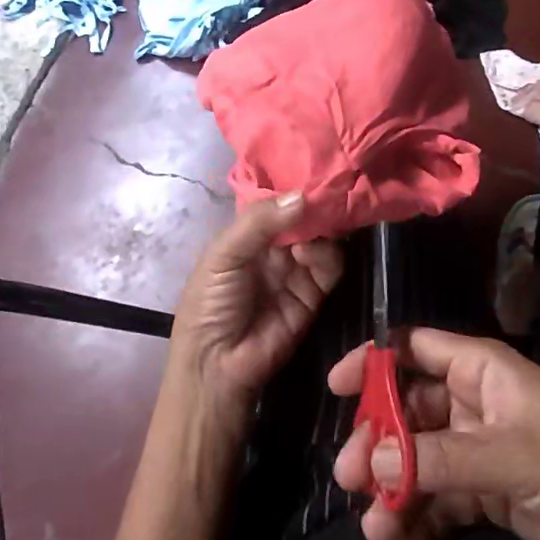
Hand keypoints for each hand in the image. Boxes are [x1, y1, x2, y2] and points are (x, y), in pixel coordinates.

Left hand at [171, 193, 343, 408]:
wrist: (218, 365)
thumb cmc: (209, 305)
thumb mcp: (223, 256)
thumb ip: (259, 223)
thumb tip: (302, 195)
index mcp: (247, 236)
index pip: (276, 204)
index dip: (292, 190)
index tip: (314, 173)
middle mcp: (274, 249)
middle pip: (304, 219)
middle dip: (314, 209)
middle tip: (325, 197)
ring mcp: (295, 271)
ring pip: (321, 240)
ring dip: (320, 233)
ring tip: (308, 239)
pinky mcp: (314, 294)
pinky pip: (330, 268)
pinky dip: (327, 257)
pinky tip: (310, 255)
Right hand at [328, 328, 539, 539]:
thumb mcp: (513, 456)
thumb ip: (442, 457)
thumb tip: (373, 457)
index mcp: (483, 370)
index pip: (417, 349)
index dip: (376, 362)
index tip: (337, 388)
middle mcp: (476, 404)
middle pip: (409, 411)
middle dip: (379, 441)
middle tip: (352, 478)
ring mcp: (481, 452)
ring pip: (420, 460)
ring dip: (394, 489)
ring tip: (379, 527)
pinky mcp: (490, 496)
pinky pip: (440, 500)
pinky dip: (417, 519)